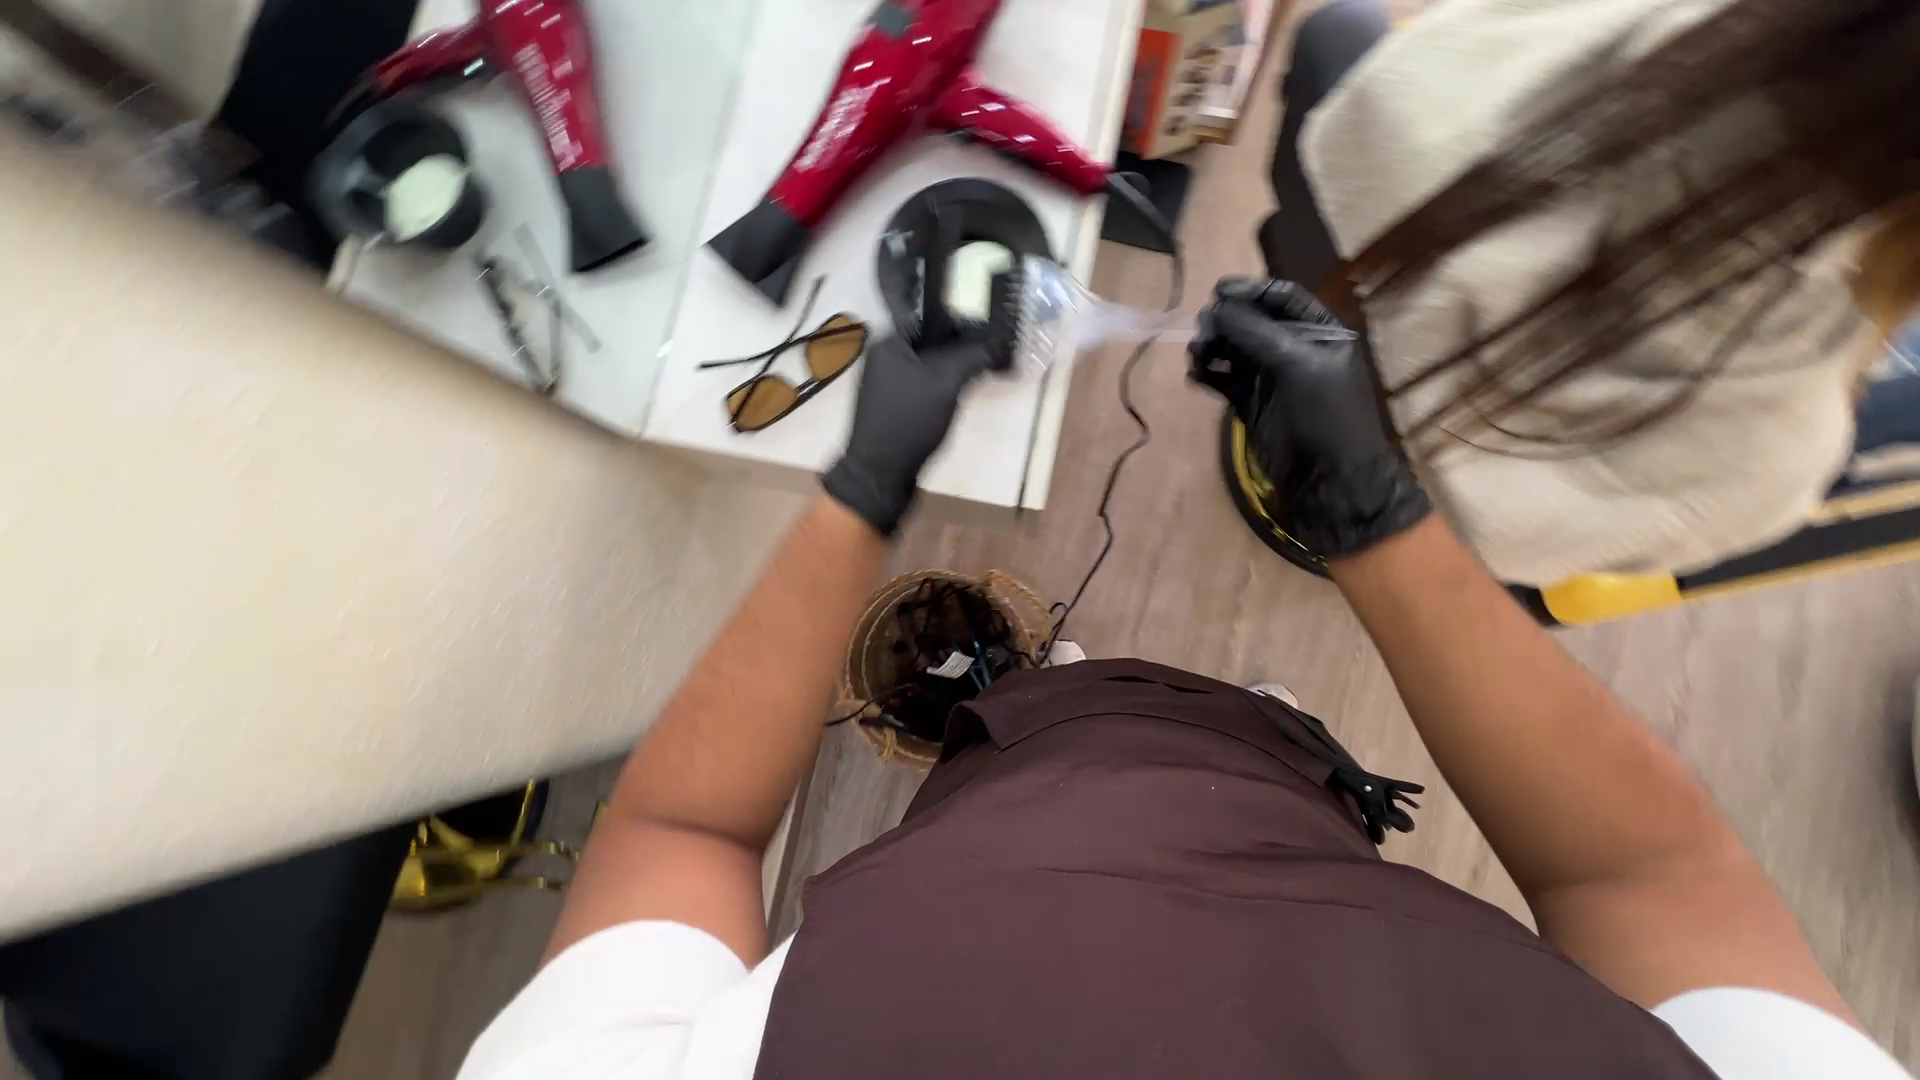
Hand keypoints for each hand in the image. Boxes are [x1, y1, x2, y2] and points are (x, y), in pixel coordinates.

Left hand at [823, 335, 989, 536]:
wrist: (880, 473)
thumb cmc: (910, 422)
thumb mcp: (946, 384)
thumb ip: (972, 356)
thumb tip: (1000, 339)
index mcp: (888, 341)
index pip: (932, 317)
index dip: (963, 320)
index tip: (992, 326)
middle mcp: (882, 356)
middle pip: (931, 341)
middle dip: (960, 346)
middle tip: (990, 350)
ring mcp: (884, 382)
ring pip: (928, 365)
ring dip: (952, 368)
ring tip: (981, 368)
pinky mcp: (891, 405)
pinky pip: (922, 385)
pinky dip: (940, 386)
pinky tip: (959, 393)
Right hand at [1188, 277, 1429, 558]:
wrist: (1327, 479)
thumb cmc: (1324, 415)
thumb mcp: (1297, 365)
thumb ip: (1256, 333)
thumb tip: (1216, 309)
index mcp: (1320, 333)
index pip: (1283, 299)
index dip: (1251, 291)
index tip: (1217, 291)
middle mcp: (1295, 350)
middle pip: (1252, 323)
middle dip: (1226, 321)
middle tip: (1201, 328)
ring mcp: (1270, 378)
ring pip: (1233, 350)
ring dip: (1213, 347)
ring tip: (1196, 354)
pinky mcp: (1250, 404)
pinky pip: (1223, 380)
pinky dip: (1208, 375)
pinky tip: (1195, 375)